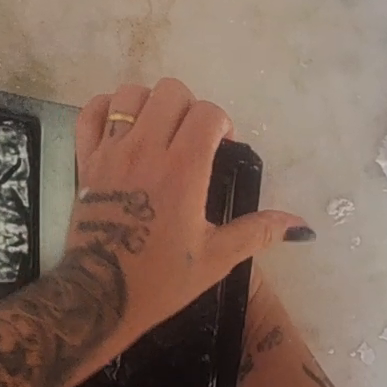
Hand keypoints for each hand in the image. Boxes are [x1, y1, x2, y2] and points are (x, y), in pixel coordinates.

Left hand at [68, 79, 310, 341]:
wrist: (99, 295)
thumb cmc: (160, 279)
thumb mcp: (216, 258)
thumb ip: (258, 231)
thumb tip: (301, 224)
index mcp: (182, 169)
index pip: (208, 112)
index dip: (221, 123)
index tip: (220, 147)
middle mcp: (146, 149)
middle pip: (171, 91)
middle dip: (188, 107)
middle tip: (191, 137)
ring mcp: (111, 151)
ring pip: (131, 94)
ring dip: (150, 104)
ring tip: (157, 131)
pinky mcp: (85, 159)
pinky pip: (91, 112)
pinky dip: (106, 109)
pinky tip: (121, 128)